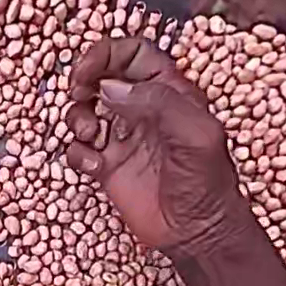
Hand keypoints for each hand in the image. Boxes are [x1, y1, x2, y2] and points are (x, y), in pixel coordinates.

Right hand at [63, 37, 255, 259]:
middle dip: (84, 81)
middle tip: (79, 93)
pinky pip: (78, 150)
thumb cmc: (208, 183)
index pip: (134, 54)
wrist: (197, 232)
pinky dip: (77, 155)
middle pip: (102, 78)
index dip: (107, 54)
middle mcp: (141, 111)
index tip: (86, 68)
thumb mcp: (196, 133)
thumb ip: (157, 102)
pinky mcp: (106, 167)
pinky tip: (94, 167)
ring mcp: (121, 139)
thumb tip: (110, 88)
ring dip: (77, 118)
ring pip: (84, 112)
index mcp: (168, 92)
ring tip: (91, 136)